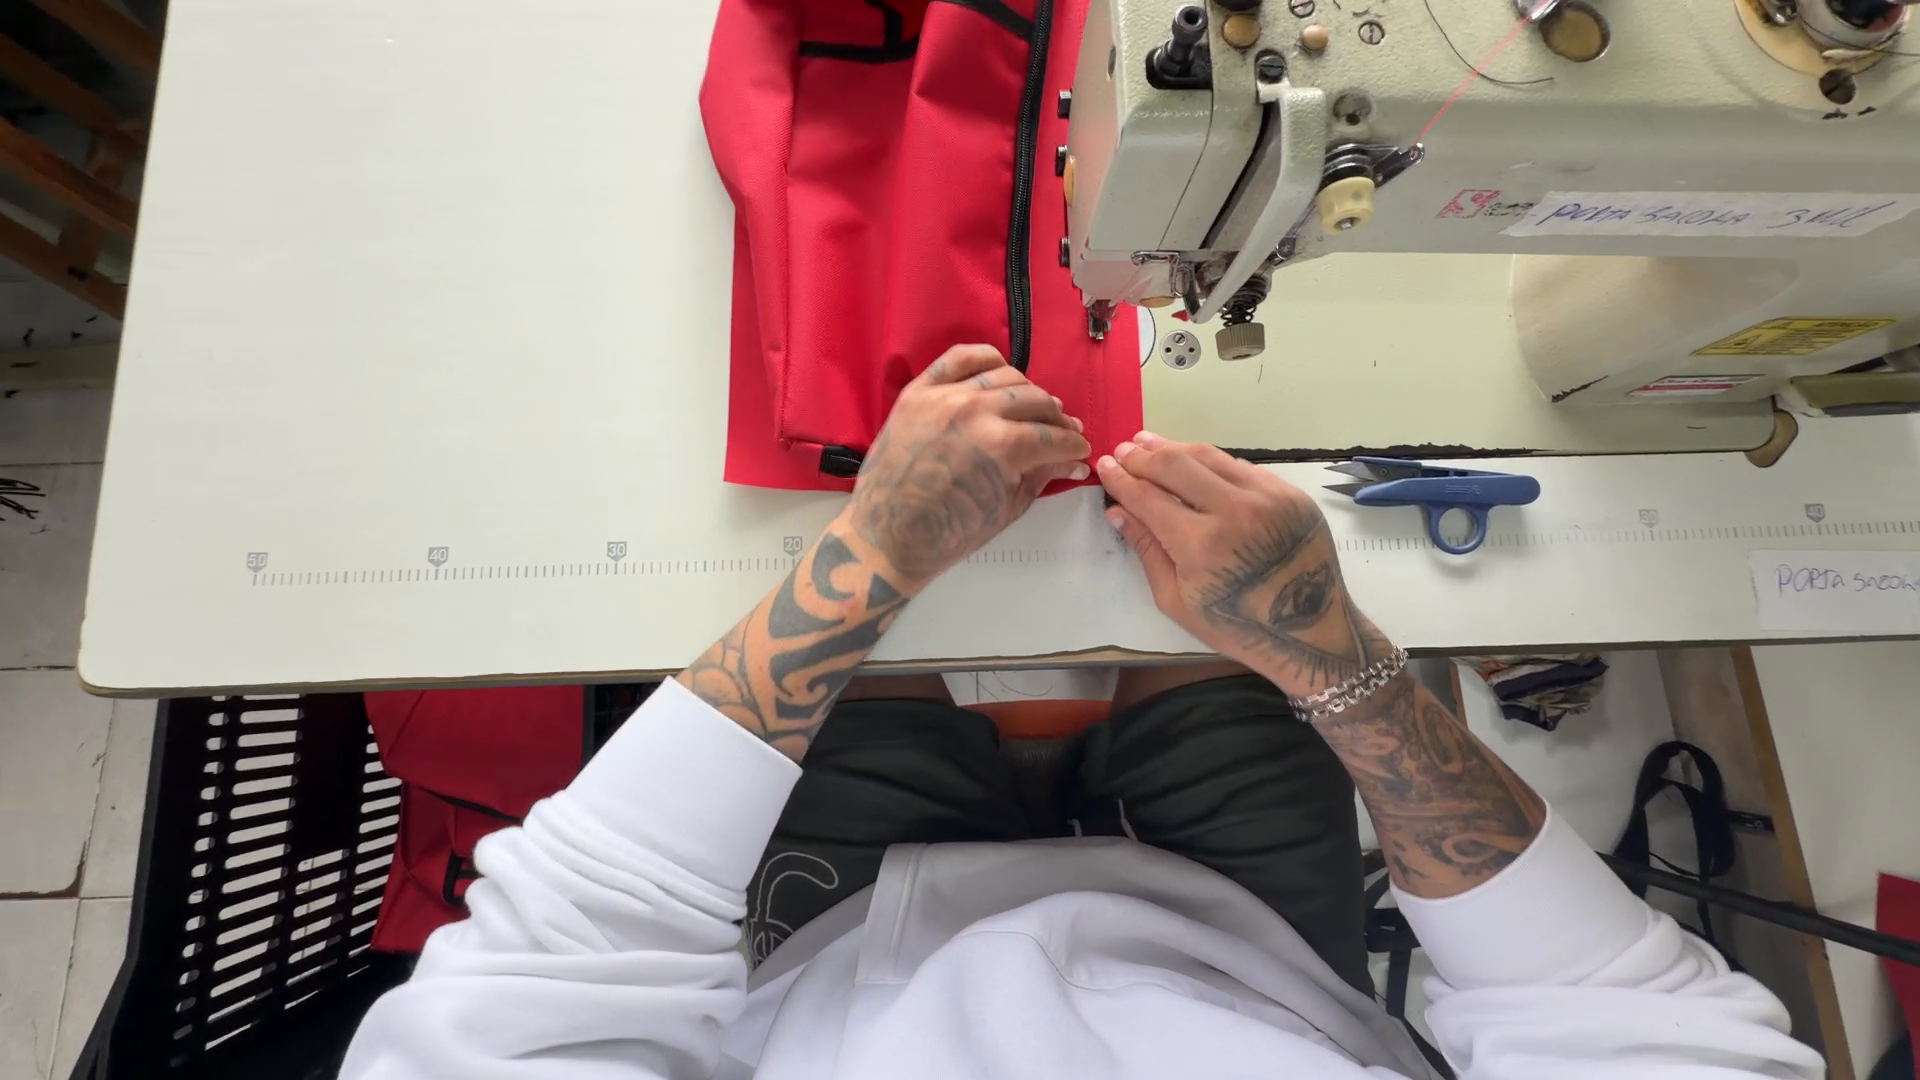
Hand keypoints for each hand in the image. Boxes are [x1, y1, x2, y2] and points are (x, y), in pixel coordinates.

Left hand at [841, 344, 1092, 593]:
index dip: (1072, 446)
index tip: (1079, 450)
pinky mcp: (918, 392)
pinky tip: (1000, 373)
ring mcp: (944, 397)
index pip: (1052, 437)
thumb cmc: (949, 534)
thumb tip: (1073, 462)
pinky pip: (960, 358)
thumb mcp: (1006, 509)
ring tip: (1035, 408)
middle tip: (1062, 433)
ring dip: (1027, 392)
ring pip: (1004, 377)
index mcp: (1001, 446)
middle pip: (1034, 401)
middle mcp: (975, 411)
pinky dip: (986, 360)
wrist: (887, 536)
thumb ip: (1041, 476)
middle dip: (1056, 421)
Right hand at [1095, 432, 1393, 697]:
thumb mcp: (1176, 599)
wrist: (1310, 631)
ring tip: (1149, 443)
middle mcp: (1235, 511)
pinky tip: (1192, 463)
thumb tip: (1116, 511)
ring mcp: (1267, 497)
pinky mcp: (1289, 493)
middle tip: (1122, 450)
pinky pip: (1240, 466)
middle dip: (1142, 456)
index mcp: (1201, 545)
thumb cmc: (1234, 626)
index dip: (1120, 479)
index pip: (1147, 497)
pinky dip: (1210, 462)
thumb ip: (1146, 549)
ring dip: (1173, 448)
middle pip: (1175, 465)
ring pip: (1209, 456)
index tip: (1103, 466)